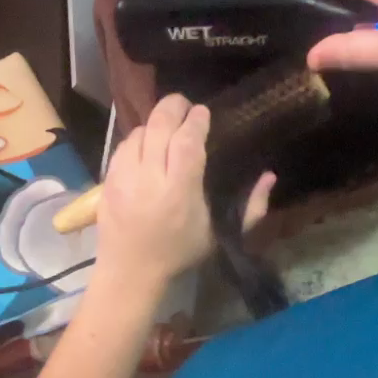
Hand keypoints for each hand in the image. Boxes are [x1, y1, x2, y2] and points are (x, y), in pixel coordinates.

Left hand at [94, 94, 275, 293]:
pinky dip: (137, 139)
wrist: (130, 272)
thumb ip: (250, 208)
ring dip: (154, 124)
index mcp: (179, 192)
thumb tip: (269, 176)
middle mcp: (149, 179)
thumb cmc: (179, 253)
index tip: (203, 113)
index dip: (195, 121)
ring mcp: (124, 178)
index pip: (186, 141)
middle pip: (159, 126)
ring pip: (138, 132)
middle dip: (173, 107)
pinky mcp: (108, 181)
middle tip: (185, 105)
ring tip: (167, 126)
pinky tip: (147, 144)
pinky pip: (122, 147)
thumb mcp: (219, 233)